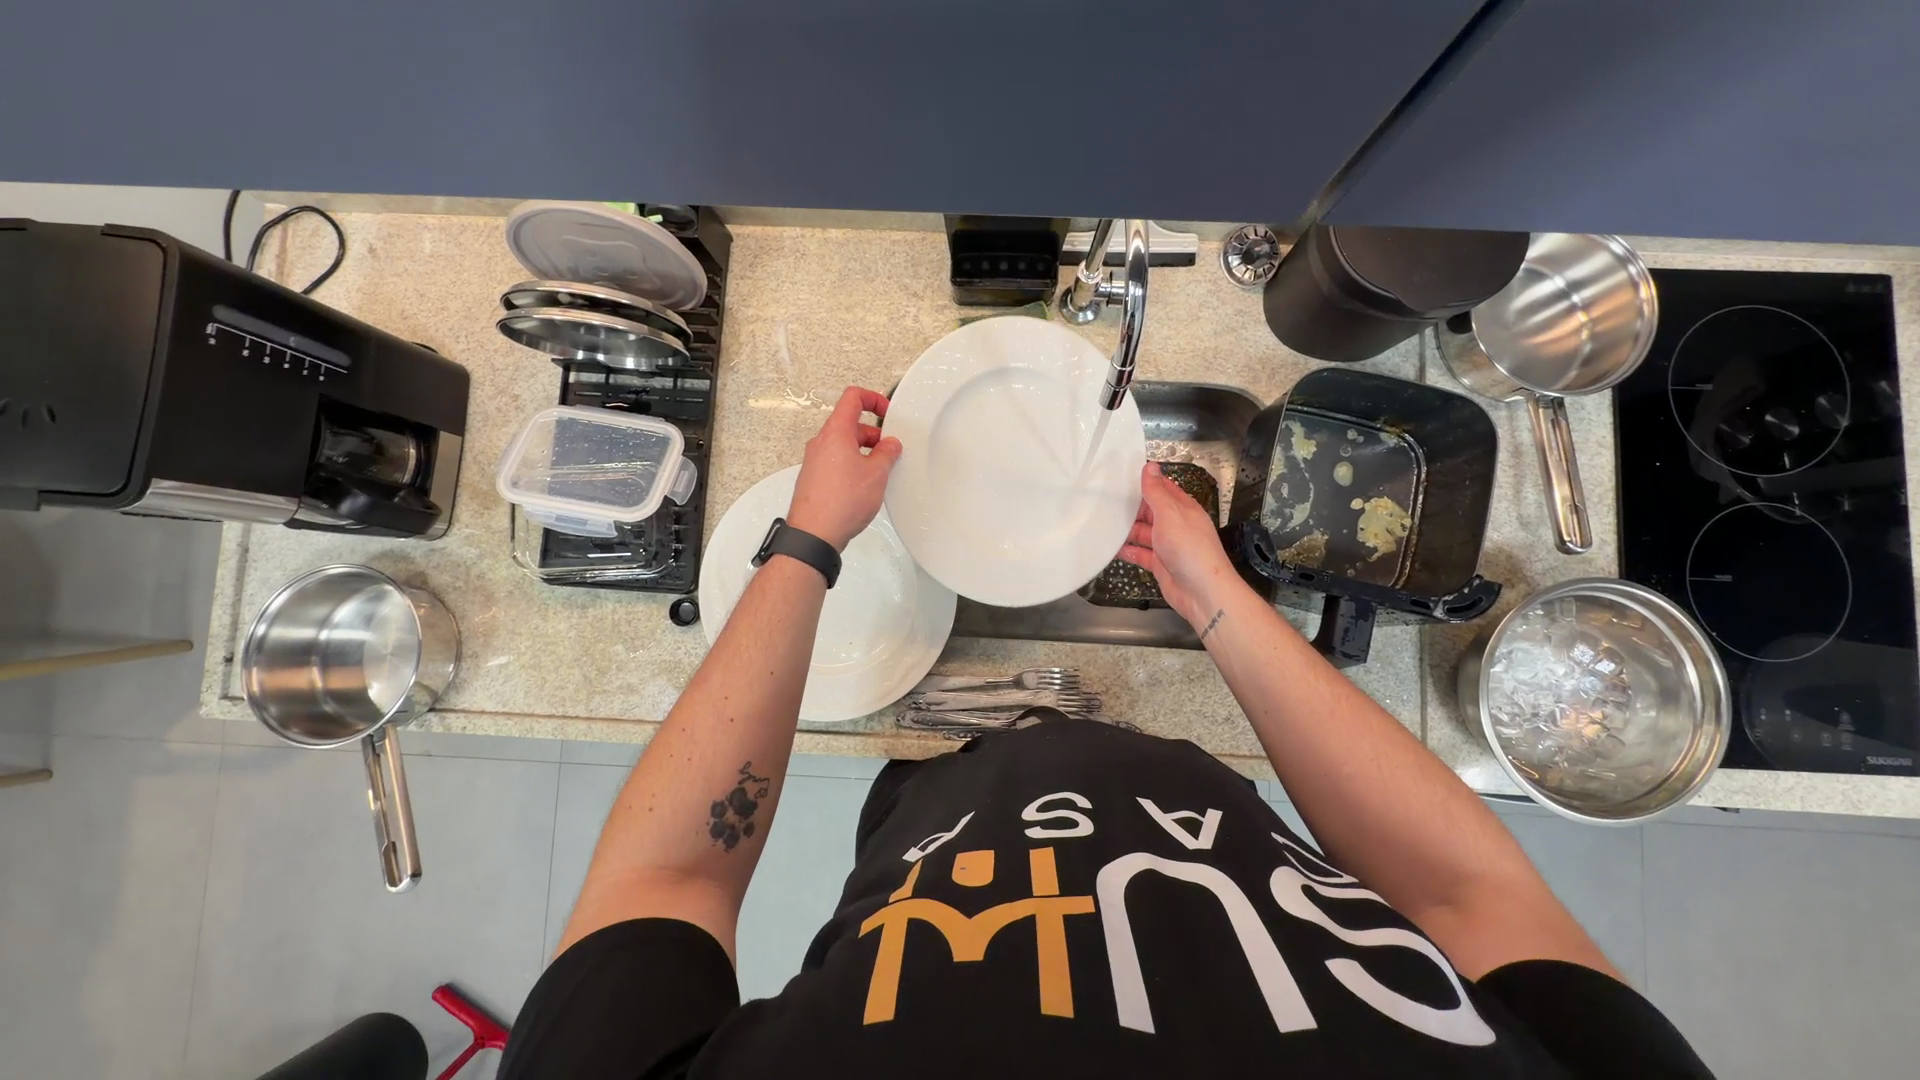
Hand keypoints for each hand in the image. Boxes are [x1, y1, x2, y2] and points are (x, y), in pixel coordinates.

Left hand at [786, 387, 902, 550]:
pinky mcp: (814, 478)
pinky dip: (852, 464)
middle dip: (873, 433)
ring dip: (863, 451)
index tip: (886, 410)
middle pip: (849, 423)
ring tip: (879, 470)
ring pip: (843, 444)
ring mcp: (815, 460)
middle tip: (889, 448)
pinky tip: (864, 485)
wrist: (814, 533)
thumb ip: (887, 453)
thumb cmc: (840, 502)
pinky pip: (836, 461)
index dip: (873, 399)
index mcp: (836, 432)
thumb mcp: (876, 474)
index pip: (852, 398)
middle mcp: (821, 443)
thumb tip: (890, 444)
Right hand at [1118, 463, 1245, 630]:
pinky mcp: (1160, 564)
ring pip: (1144, 533)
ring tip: (1104, 523)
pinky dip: (1128, 551)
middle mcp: (1176, 525)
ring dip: (1127, 530)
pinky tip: (1112, 548)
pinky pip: (1141, 554)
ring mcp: (1168, 546)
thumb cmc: (1190, 549)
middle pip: (1151, 511)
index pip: (1163, 489)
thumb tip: (1150, 466)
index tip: (1121, 477)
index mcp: (1183, 509)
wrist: (1202, 592)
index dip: (1145, 483)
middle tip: (1105, 500)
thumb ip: (1157, 492)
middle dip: (1131, 507)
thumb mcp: (1170, 514)